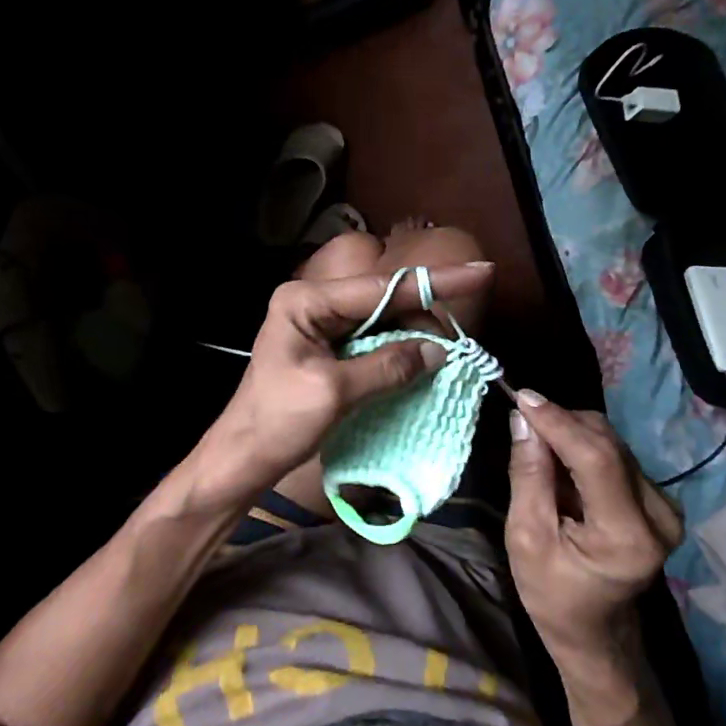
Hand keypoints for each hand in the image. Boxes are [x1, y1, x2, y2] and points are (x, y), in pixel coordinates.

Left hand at [188, 262, 494, 511]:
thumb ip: (387, 365)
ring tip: (452, 348)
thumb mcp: (334, 392)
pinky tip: (425, 356)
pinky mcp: (326, 347)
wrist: (244, 455)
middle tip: (466, 332)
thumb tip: (437, 350)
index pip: (379, 287)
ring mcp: (318, 324)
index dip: (434, 281)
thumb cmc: (278, 421)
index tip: (482, 270)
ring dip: (416, 332)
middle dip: (425, 312)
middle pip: (382, 299)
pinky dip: (398, 349)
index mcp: (305, 302)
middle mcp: (312, 303)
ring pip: (381, 319)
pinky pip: (371, 340)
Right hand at [505, 395, 683, 676]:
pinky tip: (559, 461)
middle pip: (607, 444)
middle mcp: (659, 515)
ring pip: (612, 443)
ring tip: (536, 444)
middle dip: (561, 422)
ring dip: (570, 433)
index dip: (558, 422)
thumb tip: (522, 419)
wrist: (593, 629)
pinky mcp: (659, 501)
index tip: (522, 396)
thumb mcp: (525, 536)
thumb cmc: (551, 592)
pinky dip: (582, 447)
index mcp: (627, 535)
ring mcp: (665, 507)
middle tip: (520, 416)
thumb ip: (528, 476)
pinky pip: (615, 455)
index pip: (595, 458)